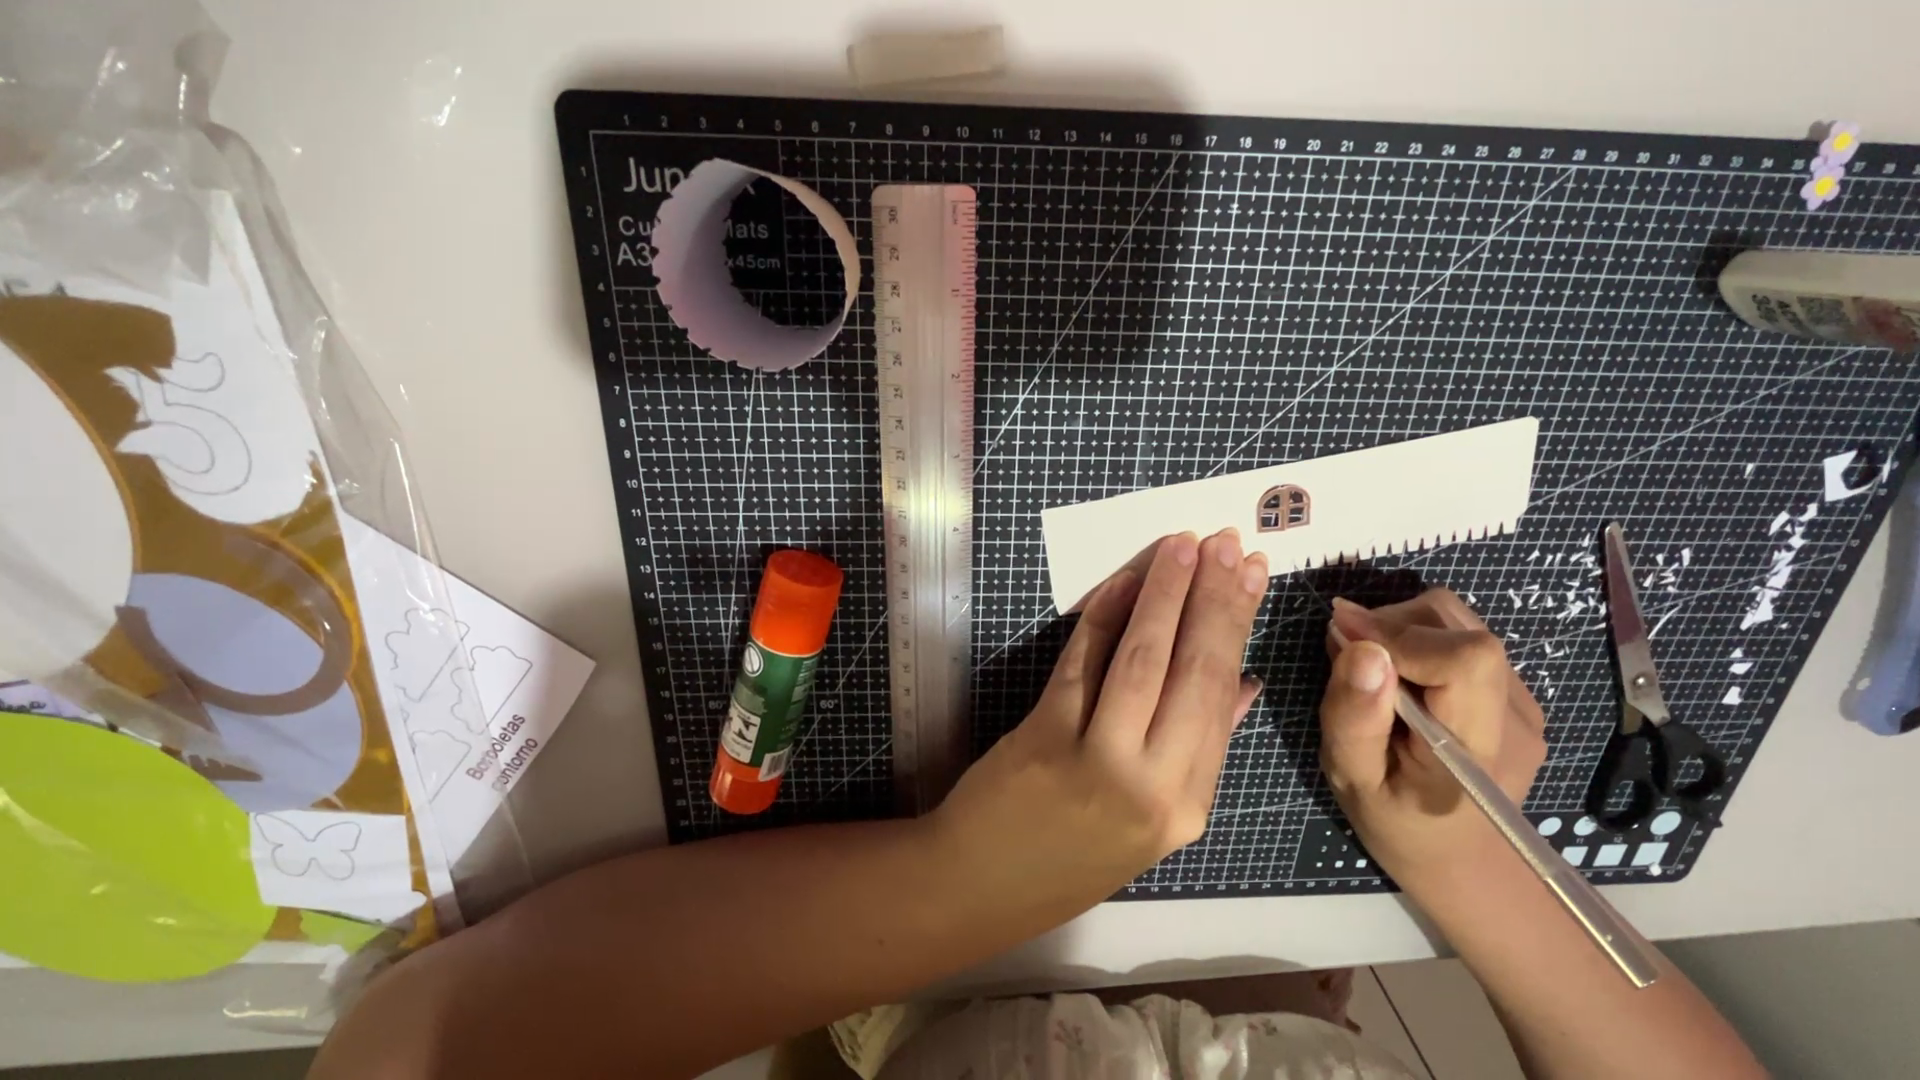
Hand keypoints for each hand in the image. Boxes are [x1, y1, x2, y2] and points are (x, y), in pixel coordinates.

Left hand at [932, 529, 1268, 917]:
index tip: (1251, 575)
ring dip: (1164, 594)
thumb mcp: (1152, 823)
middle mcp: (1155, 786)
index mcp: (1188, 806)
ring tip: (1182, 545)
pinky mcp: (1045, 738)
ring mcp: (1098, 762)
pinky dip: (1100, 619)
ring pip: (1142, 660)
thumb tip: (1244, 683)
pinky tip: (1120, 582)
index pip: (1222, 697)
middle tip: (1227, 542)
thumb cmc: (1071, 856)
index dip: (1238, 626)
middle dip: (1213, 599)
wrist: (981, 886)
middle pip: (1193, 672)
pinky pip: (1081, 665)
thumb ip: (1201, 752)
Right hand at [1319, 589, 1545, 892]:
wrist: (1461, 859)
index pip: (1464, 657)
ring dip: (1403, 630)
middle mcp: (1514, 716)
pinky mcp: (1517, 695)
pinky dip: (1420, 644)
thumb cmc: (1397, 827)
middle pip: (1458, 626)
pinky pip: (1463, 641)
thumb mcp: (1353, 781)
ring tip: (1371, 672)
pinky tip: (1401, 685)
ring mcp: (1524, 702)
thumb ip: (1354, 718)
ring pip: (1460, 622)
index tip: (1342, 634)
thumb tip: (1361, 647)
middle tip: (1346, 657)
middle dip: (1391, 626)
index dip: (1398, 634)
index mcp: (1476, 747)